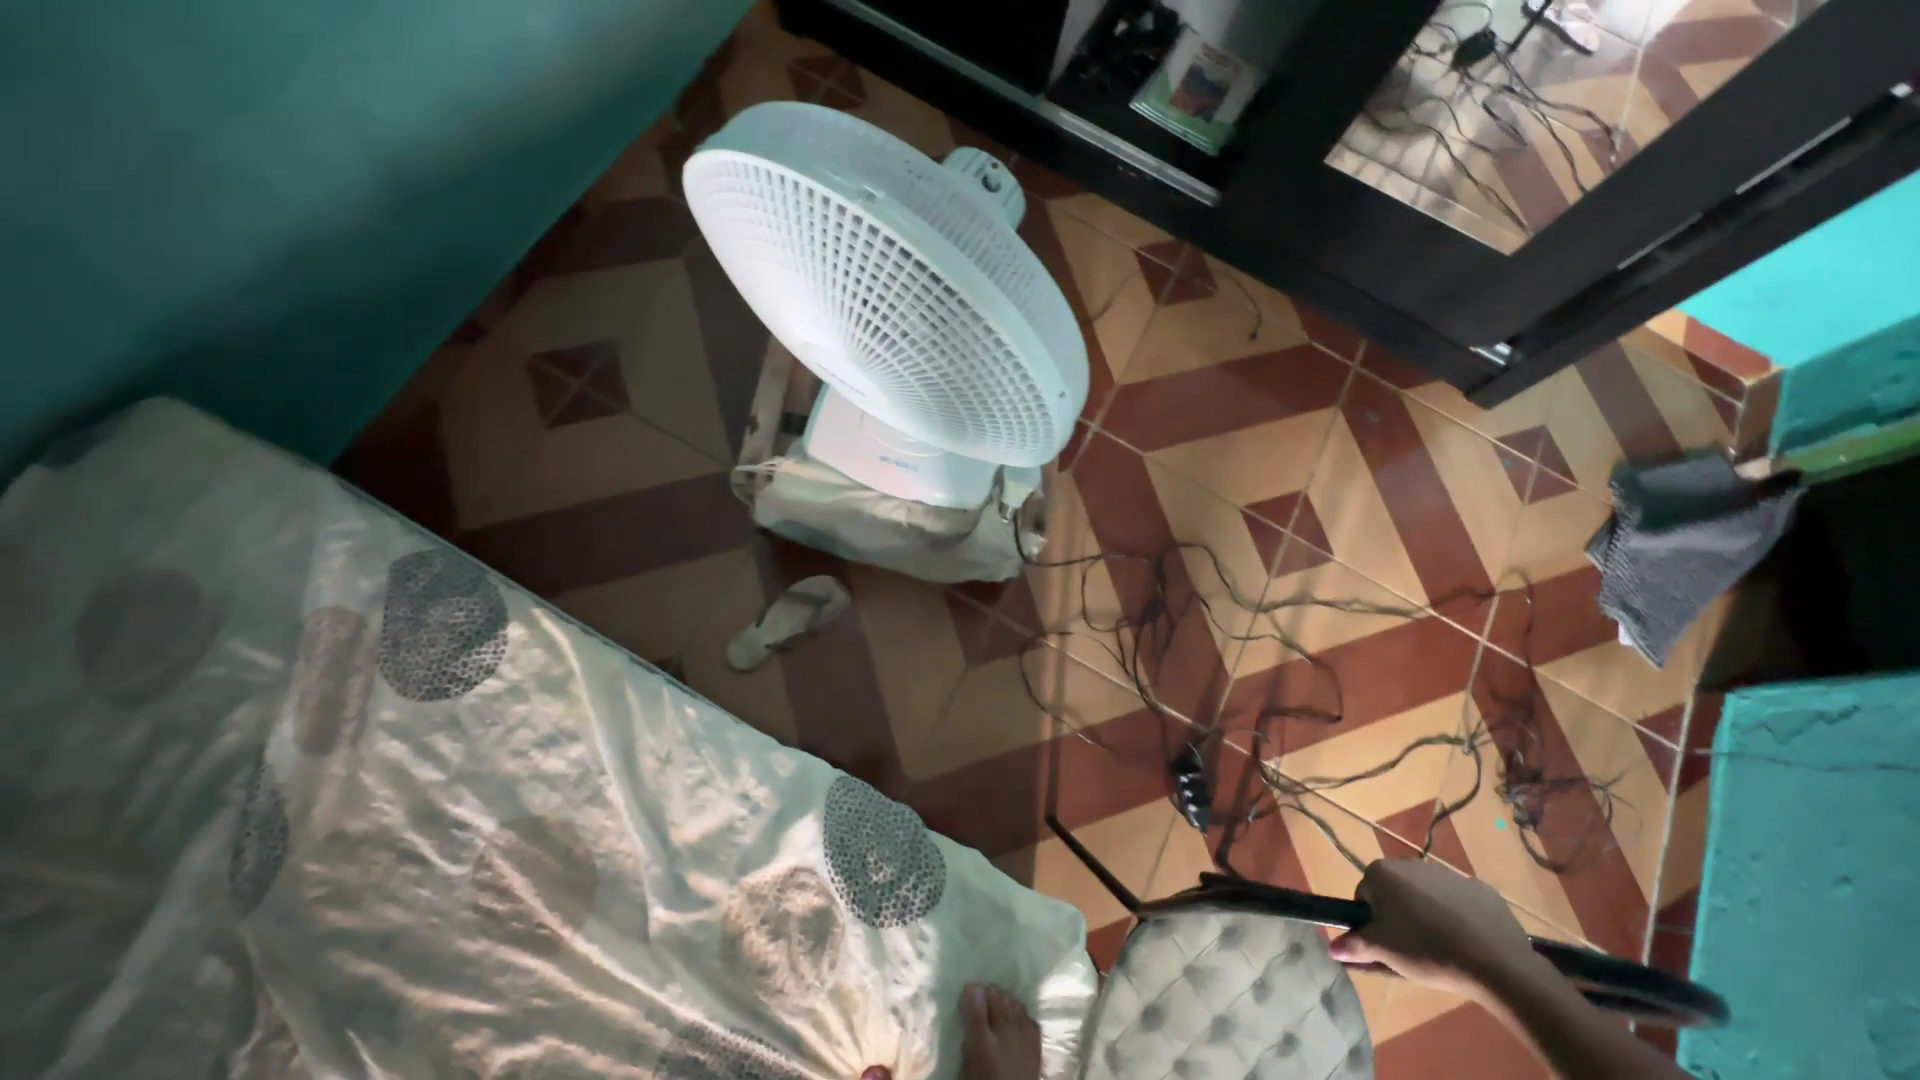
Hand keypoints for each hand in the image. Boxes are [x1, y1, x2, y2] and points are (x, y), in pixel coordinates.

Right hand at [1328, 859, 1538, 998]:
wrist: (1495, 961)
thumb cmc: (1425, 949)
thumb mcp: (1381, 951)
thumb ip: (1354, 945)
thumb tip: (1333, 947)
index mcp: (1382, 873)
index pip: (1364, 897)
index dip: (1371, 923)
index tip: (1384, 945)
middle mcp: (1411, 864)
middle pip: (1395, 894)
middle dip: (1398, 918)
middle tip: (1409, 950)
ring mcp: (1450, 874)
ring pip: (1426, 897)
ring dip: (1426, 917)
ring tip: (1440, 949)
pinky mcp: (1480, 890)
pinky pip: (1459, 903)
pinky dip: (1457, 919)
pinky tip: (1466, 942)